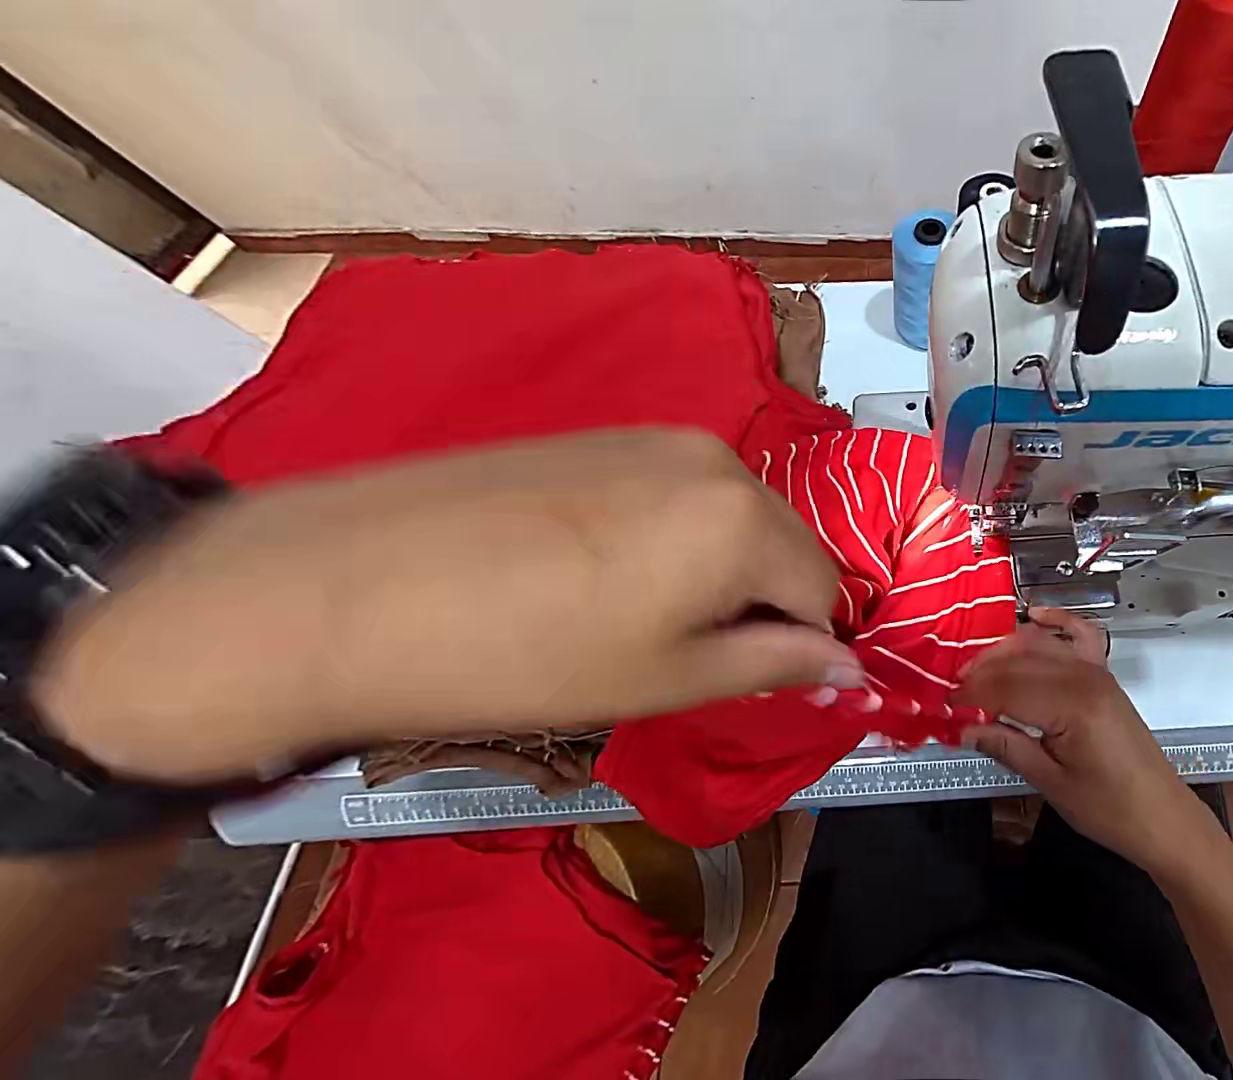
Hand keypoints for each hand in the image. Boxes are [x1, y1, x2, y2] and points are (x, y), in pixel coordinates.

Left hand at [34, 429, 862, 781]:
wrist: (343, 586)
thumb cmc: (532, 654)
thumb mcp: (673, 676)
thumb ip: (780, 665)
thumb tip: (850, 667)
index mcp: (744, 521)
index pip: (824, 591)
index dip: (805, 644)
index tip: (762, 678)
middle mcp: (721, 462)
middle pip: (789, 546)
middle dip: (770, 603)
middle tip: (703, 651)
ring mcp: (666, 438)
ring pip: (742, 519)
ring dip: (730, 569)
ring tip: (653, 609)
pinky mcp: (616, 436)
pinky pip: (691, 494)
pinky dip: (688, 537)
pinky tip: (618, 567)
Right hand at [957, 608, 1219, 875]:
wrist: (1161, 816)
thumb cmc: (1110, 809)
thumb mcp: (1050, 782)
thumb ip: (1006, 745)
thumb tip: (964, 729)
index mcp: (1072, 706)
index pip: (1007, 687)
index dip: (972, 693)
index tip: (947, 702)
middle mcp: (1085, 678)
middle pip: (1020, 660)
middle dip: (982, 671)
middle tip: (955, 690)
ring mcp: (1098, 672)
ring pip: (1041, 644)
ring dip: (1005, 650)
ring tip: (977, 669)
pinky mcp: (1104, 676)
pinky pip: (1079, 635)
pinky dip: (1057, 621)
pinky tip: (1033, 615)